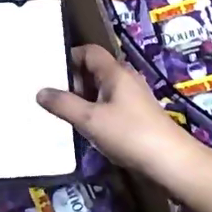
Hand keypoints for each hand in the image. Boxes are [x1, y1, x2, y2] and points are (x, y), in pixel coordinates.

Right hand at [38, 45, 206, 184]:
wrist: (170, 160)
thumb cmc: (129, 133)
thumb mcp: (90, 119)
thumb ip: (63, 104)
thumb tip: (41, 92)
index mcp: (115, 72)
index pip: (89, 51)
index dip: (69, 57)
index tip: (49, 71)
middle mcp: (125, 78)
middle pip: (94, 70)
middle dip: (73, 81)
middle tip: (53, 97)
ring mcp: (133, 96)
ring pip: (102, 89)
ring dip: (83, 98)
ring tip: (64, 113)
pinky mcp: (137, 114)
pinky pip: (110, 104)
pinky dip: (95, 111)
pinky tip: (86, 128)